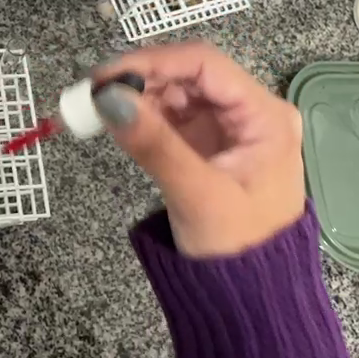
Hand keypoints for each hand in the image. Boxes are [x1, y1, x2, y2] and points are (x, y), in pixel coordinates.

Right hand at [93, 42, 304, 258]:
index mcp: (265, 117)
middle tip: (93, 92)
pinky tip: (117, 120)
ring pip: (175, 91)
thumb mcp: (196, 195)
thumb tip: (109, 98)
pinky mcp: (204, 142)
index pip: (205, 65)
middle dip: (141, 78)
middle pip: (189, 74)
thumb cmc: (236, 246)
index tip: (106, 75)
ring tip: (98, 108)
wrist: (248, 296)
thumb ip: (155, 145)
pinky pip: (168, 114)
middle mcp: (249, 112)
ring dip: (137, 94)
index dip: (153, 61)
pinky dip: (140, 113)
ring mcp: (226, 127)